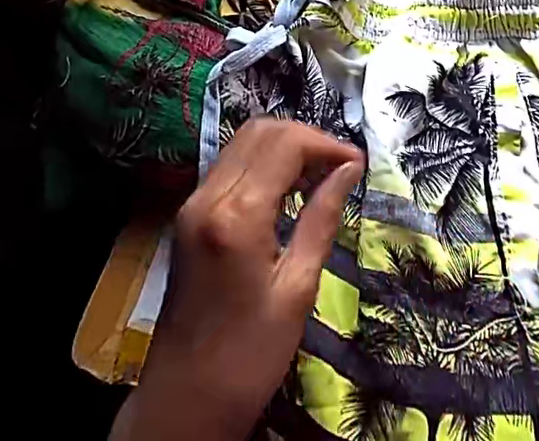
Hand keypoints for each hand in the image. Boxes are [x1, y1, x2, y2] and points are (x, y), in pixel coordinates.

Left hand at [113, 119, 363, 440]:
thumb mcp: (298, 286)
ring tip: (321, 177)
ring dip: (287, 148)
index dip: (327, 144)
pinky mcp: (190, 218)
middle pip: (262, 131)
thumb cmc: (248, 355)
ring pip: (244, 143)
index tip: (357, 165)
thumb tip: (351, 168)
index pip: (286, 143)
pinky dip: (266, 164)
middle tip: (340, 167)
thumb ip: (323, 216)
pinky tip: (291, 191)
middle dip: (307, 138)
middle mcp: (207, 198)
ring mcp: (192, 206)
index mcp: (236, 216)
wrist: (181, 407)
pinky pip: (232, 166)